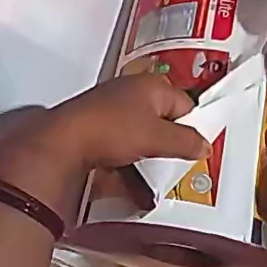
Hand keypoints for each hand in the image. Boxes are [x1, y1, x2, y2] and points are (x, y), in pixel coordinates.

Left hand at [0, 74, 210, 210]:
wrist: (63, 142)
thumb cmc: (111, 129)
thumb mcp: (158, 138)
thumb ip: (186, 142)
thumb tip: (204, 146)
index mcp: (151, 86)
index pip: (185, 104)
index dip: (192, 127)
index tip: (196, 148)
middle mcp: (131, 92)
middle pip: (162, 120)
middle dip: (168, 143)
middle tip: (175, 163)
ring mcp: (111, 109)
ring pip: (141, 135)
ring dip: (148, 156)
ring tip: (152, 176)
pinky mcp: (96, 127)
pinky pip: (121, 145)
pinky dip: (128, 162)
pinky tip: (130, 180)